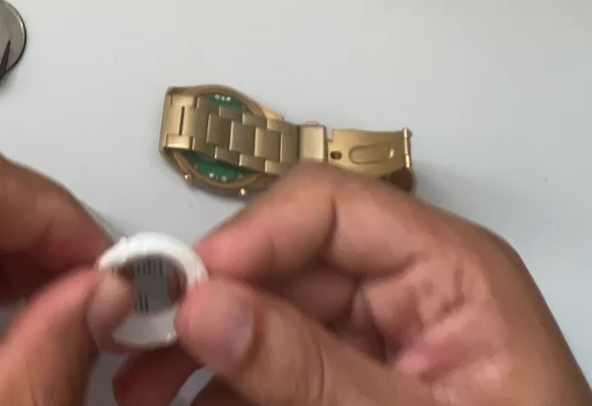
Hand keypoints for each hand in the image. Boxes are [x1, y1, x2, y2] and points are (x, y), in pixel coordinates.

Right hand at [114, 164, 591, 405]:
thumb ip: (310, 372)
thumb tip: (201, 305)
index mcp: (447, 267)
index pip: (328, 204)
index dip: (253, 234)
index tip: (192, 287)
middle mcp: (405, 284)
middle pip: (284, 261)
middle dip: (212, 305)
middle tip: (145, 347)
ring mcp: (378, 334)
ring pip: (267, 314)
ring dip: (204, 349)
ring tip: (145, 387)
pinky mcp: (356, 379)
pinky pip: (278, 364)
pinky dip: (229, 385)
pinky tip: (187, 401)